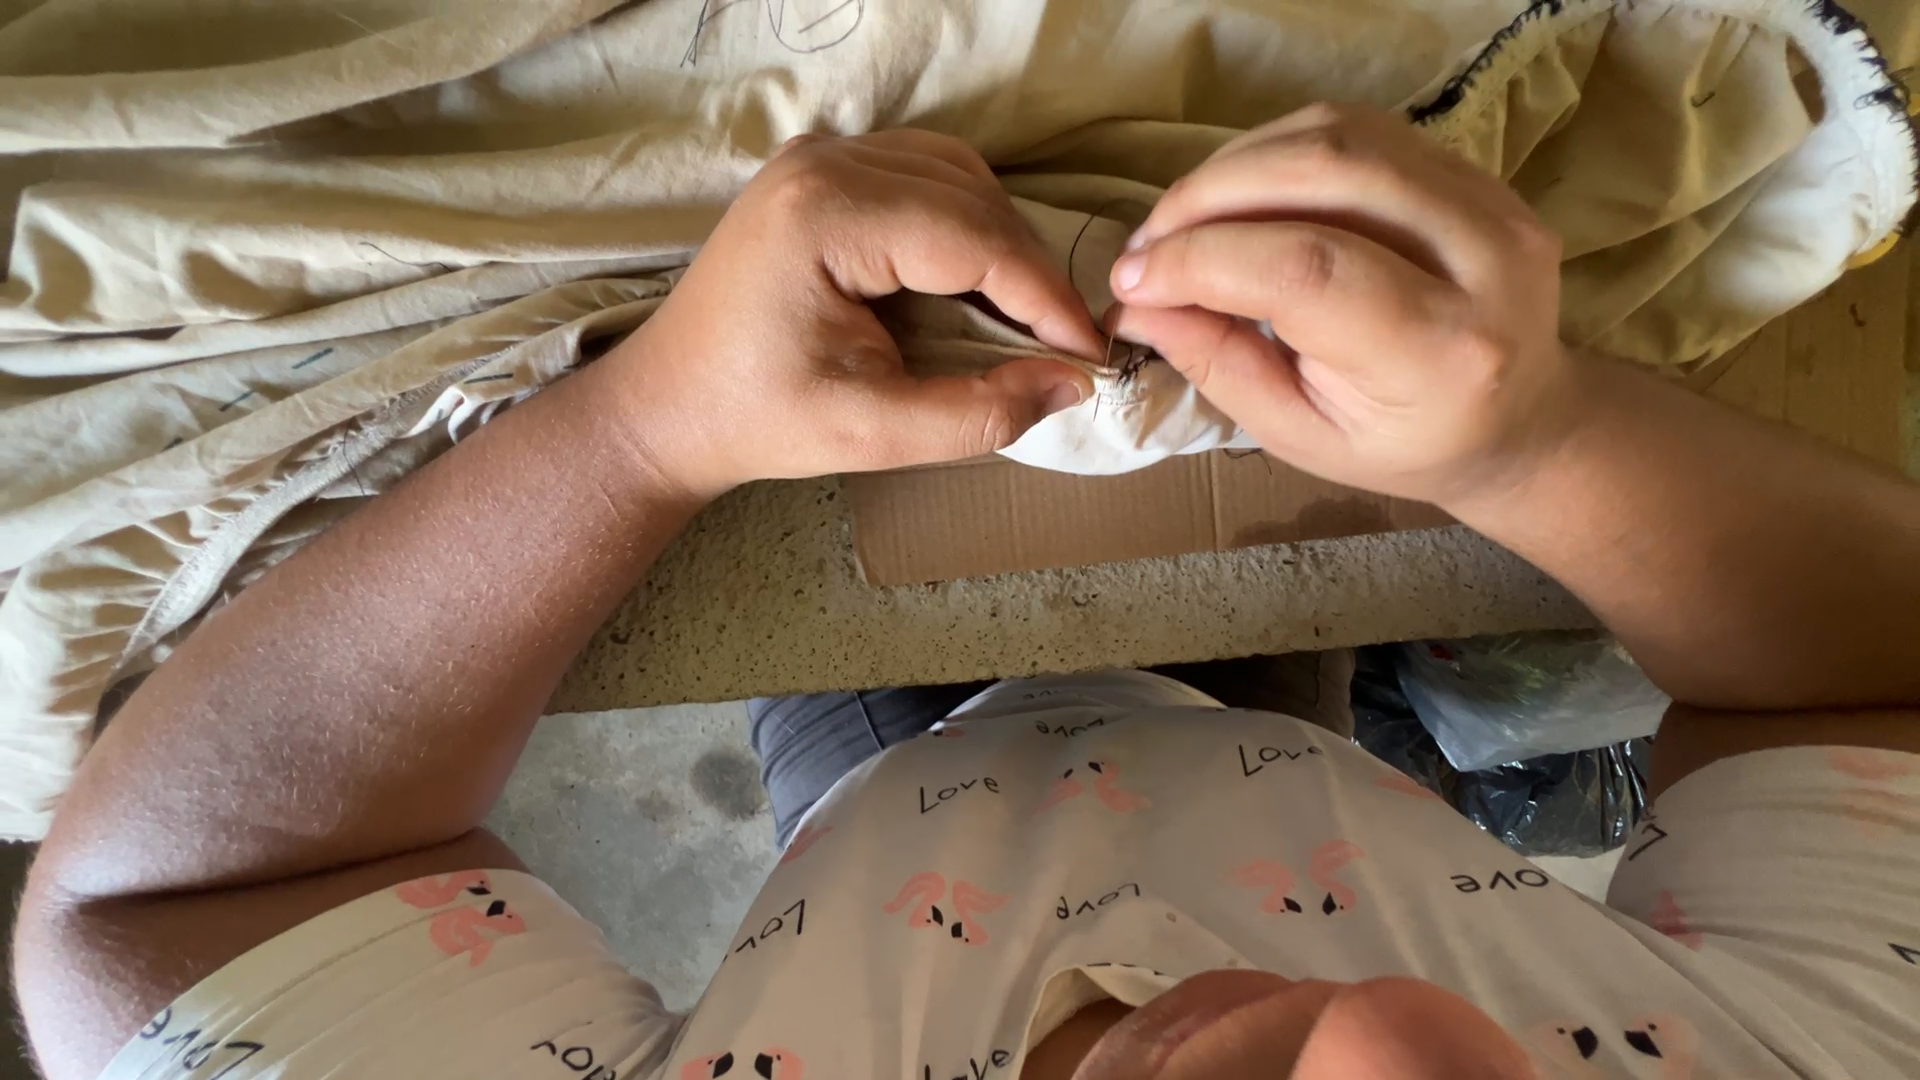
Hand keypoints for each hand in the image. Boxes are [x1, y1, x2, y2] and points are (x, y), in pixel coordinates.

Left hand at [601, 130, 1100, 499]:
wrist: (675, 406)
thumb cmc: (761, 421)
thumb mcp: (874, 435)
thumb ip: (979, 414)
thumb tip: (1069, 384)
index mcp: (828, 215)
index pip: (974, 237)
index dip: (1045, 296)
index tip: (1089, 350)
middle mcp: (824, 163)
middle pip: (972, 196)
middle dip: (1029, 271)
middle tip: (1060, 342)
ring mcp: (818, 159)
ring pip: (956, 178)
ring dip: (1002, 244)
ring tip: (1024, 315)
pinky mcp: (819, 176)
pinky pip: (924, 179)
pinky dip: (966, 227)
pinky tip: (974, 279)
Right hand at [1106, 103, 1577, 507]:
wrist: (1514, 418)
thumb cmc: (1393, 444)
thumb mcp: (1292, 431)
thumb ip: (1217, 362)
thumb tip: (1136, 304)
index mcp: (1435, 350)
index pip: (1304, 270)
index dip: (1199, 261)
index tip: (1130, 283)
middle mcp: (1481, 255)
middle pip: (1324, 174)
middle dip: (1205, 199)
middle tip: (1143, 245)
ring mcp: (1489, 196)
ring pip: (1337, 135)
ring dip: (1231, 168)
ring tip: (1174, 221)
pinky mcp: (1472, 169)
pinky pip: (1356, 129)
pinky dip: (1271, 152)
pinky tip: (1229, 195)